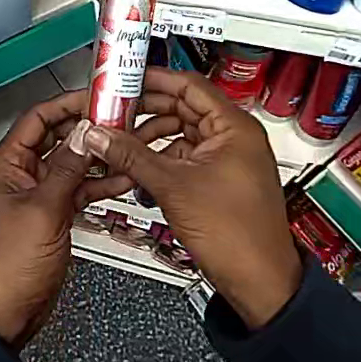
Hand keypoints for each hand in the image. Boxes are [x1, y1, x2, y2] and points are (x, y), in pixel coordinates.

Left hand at [0, 91, 131, 347]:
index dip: (66, 105)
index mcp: (9, 164)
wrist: (8, 311)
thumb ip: (68, 169)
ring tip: (125, 146)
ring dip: (98, 156)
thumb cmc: (9, 264)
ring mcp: (41, 192)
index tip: (94, 98)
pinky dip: (99, 183)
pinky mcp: (55, 211)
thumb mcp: (43, 209)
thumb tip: (85, 133)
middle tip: (117, 120)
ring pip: (73, 163)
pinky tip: (121, 179)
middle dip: (88, 129)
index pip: (38, 119)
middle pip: (59, 138)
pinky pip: (79, 188)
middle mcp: (23, 173)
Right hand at [80, 68, 301, 329]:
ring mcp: (228, 158)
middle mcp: (234, 136)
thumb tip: (101, 136)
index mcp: (233, 126)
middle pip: (182, 108)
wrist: (259, 281)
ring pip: (181, 133)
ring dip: (151, 138)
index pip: (189, 85)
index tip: (127, 80)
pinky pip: (185, 156)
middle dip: (146, 112)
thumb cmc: (237, 235)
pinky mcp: (220, 178)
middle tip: (115, 113)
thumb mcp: (172, 186)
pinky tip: (139, 169)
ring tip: (122, 144)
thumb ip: (131, 155)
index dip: (154, 80)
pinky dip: (161, 159)